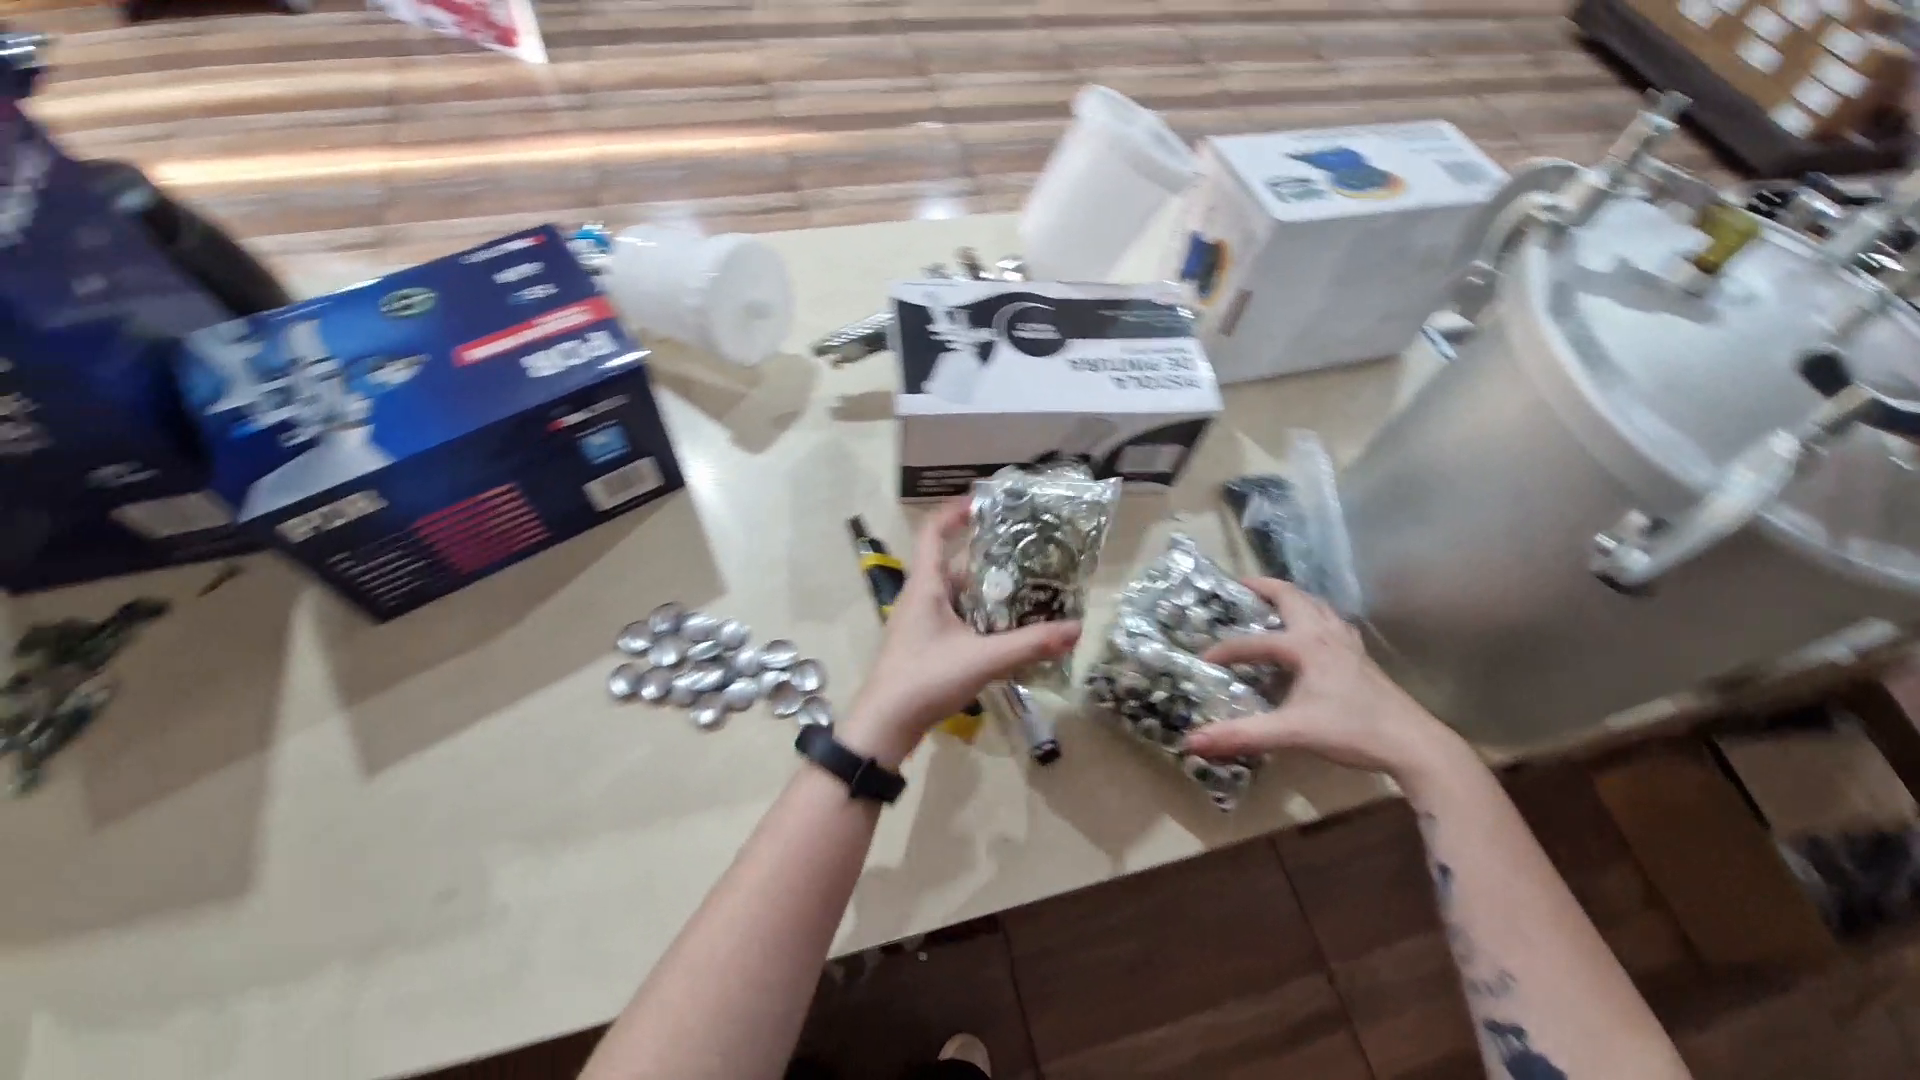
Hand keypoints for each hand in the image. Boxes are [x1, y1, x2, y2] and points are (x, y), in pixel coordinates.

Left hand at [838, 499, 1079, 766]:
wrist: (884, 725)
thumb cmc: (925, 679)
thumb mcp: (982, 660)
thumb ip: (1030, 644)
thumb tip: (1076, 629)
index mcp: (926, 586)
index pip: (933, 532)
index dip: (955, 512)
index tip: (985, 502)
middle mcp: (921, 597)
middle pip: (957, 565)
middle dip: (992, 558)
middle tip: (1032, 556)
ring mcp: (922, 623)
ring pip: (960, 595)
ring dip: (991, 592)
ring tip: (1031, 590)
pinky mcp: (926, 646)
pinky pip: (958, 619)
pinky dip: (983, 618)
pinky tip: (1010, 630)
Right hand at [1185, 578, 1467, 781]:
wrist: (1413, 745)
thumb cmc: (1352, 731)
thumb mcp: (1292, 733)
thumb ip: (1242, 735)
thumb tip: (1192, 741)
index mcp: (1307, 646)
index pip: (1255, 642)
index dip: (1226, 650)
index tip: (1203, 659)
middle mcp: (1327, 635)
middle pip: (1293, 597)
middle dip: (1264, 588)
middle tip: (1238, 587)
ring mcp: (1348, 644)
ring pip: (1316, 606)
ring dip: (1291, 599)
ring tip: (1271, 603)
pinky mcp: (1361, 658)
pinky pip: (1331, 623)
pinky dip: (1313, 617)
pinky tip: (1312, 632)